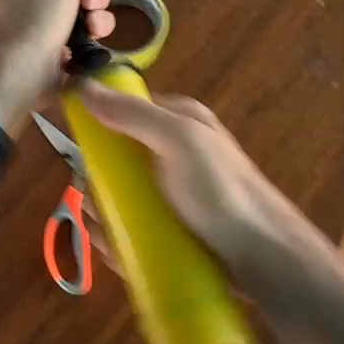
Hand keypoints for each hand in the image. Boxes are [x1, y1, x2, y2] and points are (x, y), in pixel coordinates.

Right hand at [75, 82, 329, 270]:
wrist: (266, 258)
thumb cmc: (222, 192)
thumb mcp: (179, 140)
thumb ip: (132, 114)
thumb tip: (82, 85)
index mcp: (180, 124)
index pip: (127, 113)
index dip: (99, 125)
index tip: (77, 148)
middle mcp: (176, 156)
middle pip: (119, 161)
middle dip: (97, 181)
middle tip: (89, 200)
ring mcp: (174, 198)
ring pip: (122, 199)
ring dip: (102, 214)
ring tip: (99, 229)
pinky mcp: (173, 233)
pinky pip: (135, 230)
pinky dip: (119, 239)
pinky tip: (112, 250)